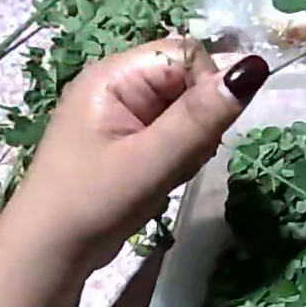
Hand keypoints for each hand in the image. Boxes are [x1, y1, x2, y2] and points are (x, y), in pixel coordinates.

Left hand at [6, 39, 265, 268]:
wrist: (51, 252)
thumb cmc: (94, 202)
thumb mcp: (150, 160)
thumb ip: (200, 117)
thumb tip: (254, 67)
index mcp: (115, 75)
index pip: (186, 54)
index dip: (210, 85)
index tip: (209, 130)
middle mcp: (120, 86)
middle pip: (189, 81)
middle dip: (201, 120)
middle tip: (185, 156)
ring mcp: (126, 115)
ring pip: (188, 111)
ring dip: (194, 142)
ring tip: (170, 171)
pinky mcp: (132, 141)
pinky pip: (177, 134)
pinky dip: (184, 155)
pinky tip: (167, 177)